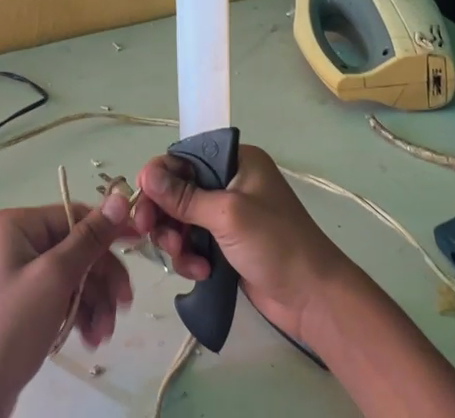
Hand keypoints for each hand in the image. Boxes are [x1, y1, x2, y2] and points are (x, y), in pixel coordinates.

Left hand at [0, 191, 135, 417]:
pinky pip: (62, 299)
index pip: (76, 216)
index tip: (142, 245)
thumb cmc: (9, 327)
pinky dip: (80, 316)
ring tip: (103, 335)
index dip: (109, 232)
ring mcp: (20, 276)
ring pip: (74, 278)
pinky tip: (90, 339)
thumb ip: (90, 238)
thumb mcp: (54, 278)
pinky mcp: (23, 306)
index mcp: (17, 225)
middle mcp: (17, 243)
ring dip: (95, 304)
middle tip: (124, 306)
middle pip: (78, 249)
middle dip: (102, 281)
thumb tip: (120, 197)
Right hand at [133, 145, 357, 339]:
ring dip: (176, 240)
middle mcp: (231, 182)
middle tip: (148, 234)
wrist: (312, 297)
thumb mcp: (228, 215)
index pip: (186, 158)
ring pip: (181, 220)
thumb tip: (146, 174)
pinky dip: (190, 257)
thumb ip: (185, 197)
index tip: (143, 201)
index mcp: (237, 161)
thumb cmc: (276, 244)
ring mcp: (228, 215)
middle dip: (164, 214)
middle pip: (178, 190)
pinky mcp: (225, 245)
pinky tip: (200, 272)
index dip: (160, 177)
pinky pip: (193, 243)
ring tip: (185, 259)